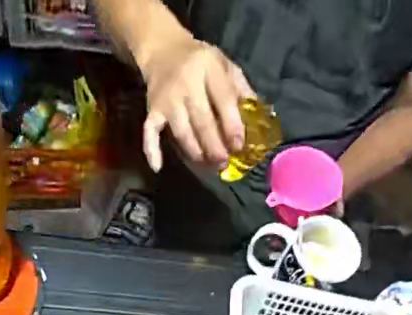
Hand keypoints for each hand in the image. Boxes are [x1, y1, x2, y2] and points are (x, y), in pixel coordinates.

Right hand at [137, 32, 252, 172]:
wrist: (164, 51)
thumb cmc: (200, 63)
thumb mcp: (225, 66)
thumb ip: (241, 89)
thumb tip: (261, 117)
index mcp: (209, 68)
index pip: (223, 100)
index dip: (232, 126)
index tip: (238, 146)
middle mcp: (187, 83)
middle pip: (202, 122)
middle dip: (215, 146)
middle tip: (223, 163)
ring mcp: (168, 99)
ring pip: (182, 133)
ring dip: (195, 153)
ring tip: (207, 165)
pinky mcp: (153, 110)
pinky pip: (150, 132)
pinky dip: (151, 150)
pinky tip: (158, 166)